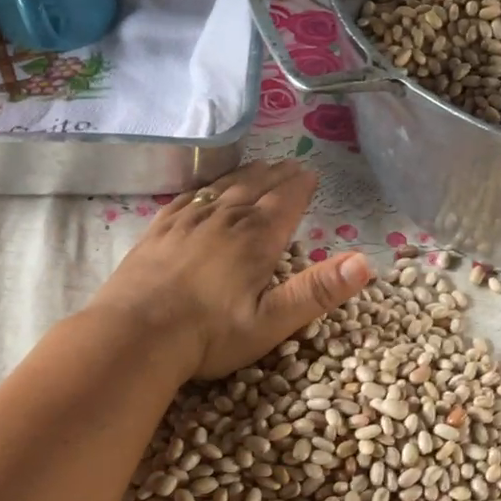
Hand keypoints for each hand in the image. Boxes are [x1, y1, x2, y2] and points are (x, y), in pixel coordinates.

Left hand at [89, 160, 371, 379]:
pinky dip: (204, 188)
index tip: (312, 174)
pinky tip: (205, 190)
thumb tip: (365, 263)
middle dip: (276, 176)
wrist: (135, 335)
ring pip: (221, 188)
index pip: (285, 202)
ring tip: (257, 169)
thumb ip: (318, 291)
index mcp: (255, 240)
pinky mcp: (157, 232)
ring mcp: (186, 223)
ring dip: (243, 176)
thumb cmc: (209, 335)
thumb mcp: (273, 321)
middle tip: (290, 165)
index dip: (301, 188)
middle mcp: (223, 221)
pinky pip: (187, 198)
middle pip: (254, 188)